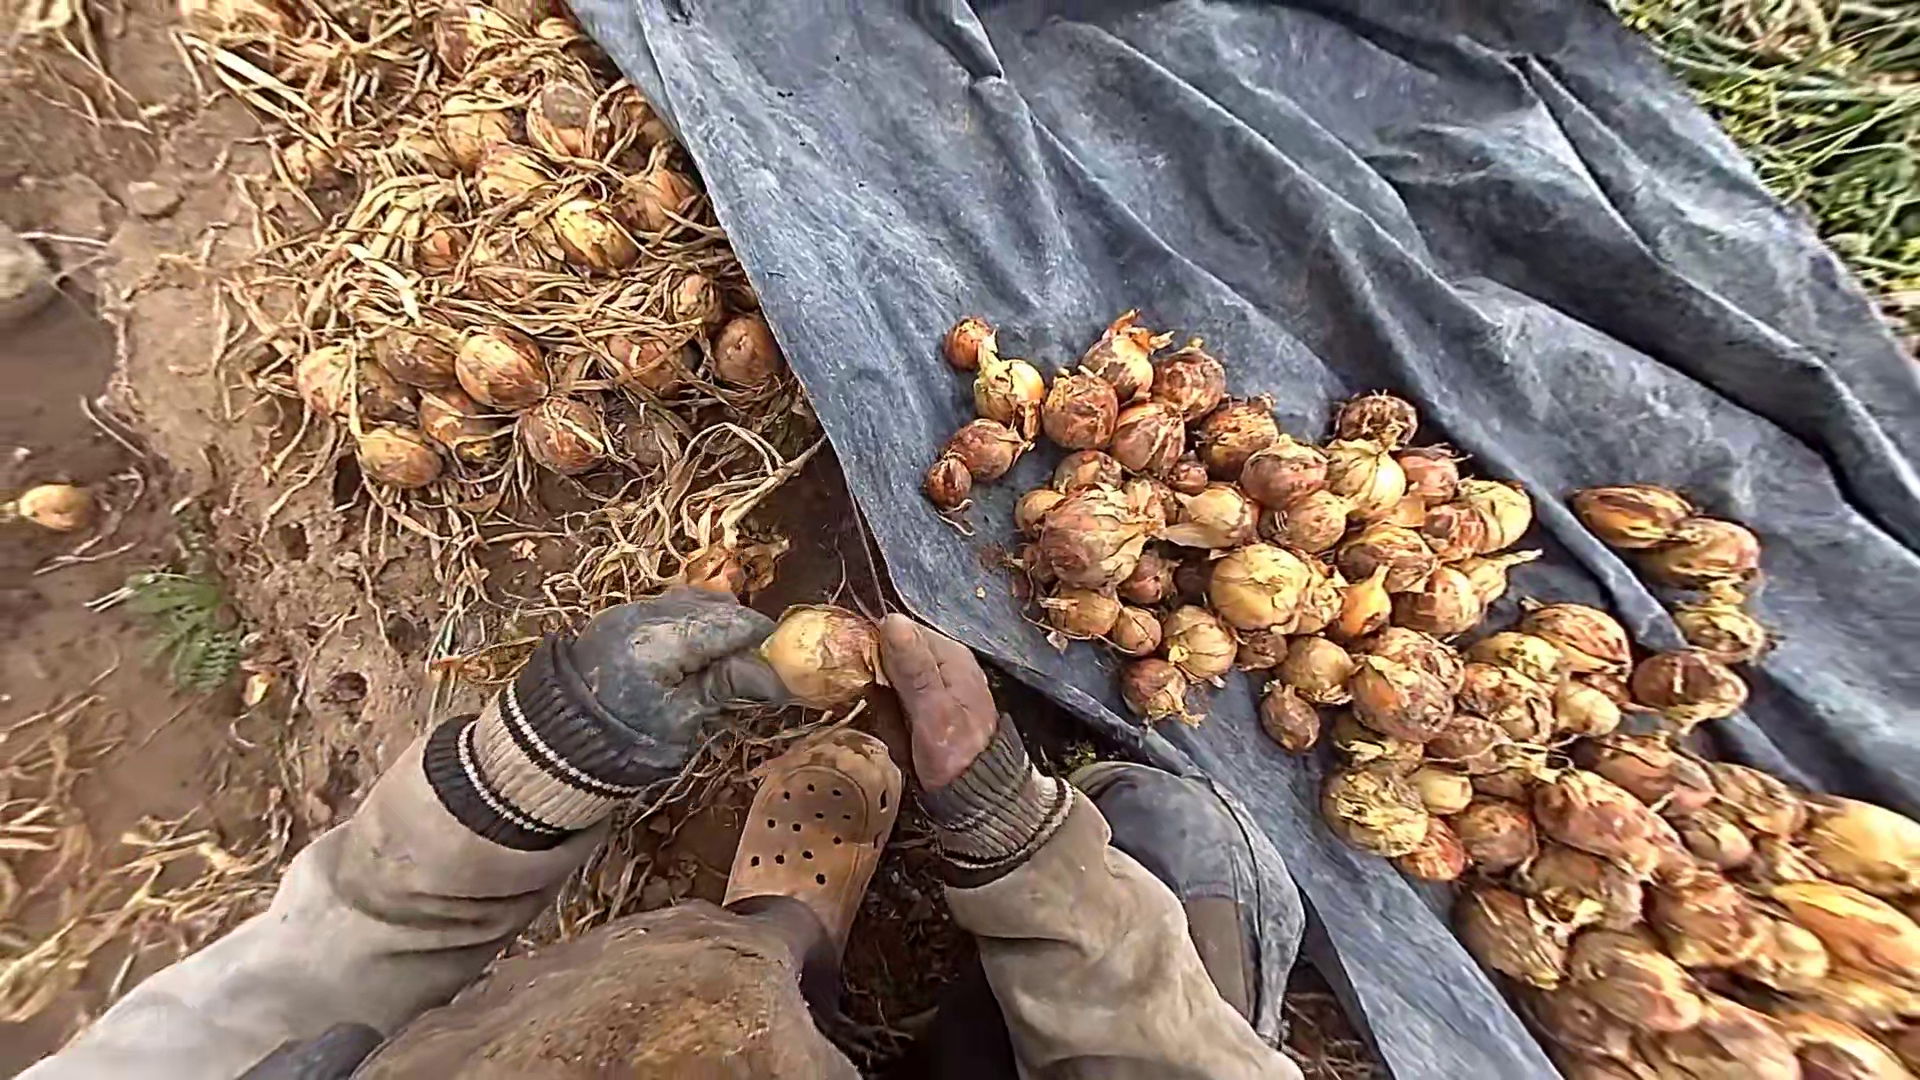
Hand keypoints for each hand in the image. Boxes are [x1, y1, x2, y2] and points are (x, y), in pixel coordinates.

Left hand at [566, 587, 787, 754]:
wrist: (553, 746)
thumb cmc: (624, 740)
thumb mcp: (683, 719)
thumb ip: (729, 684)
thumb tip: (781, 677)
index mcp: (661, 641)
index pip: (731, 624)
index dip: (763, 637)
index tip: (784, 656)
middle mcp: (646, 612)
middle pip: (717, 606)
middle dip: (745, 630)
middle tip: (760, 661)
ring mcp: (632, 608)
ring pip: (698, 600)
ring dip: (723, 622)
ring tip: (731, 657)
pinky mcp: (625, 614)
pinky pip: (675, 605)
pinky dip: (698, 620)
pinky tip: (703, 647)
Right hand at [878, 614, 996, 789]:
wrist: (979, 800)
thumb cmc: (956, 757)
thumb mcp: (932, 711)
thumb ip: (913, 667)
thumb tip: (892, 620)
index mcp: (950, 655)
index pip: (901, 631)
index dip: (877, 650)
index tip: (865, 676)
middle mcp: (946, 663)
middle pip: (895, 656)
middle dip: (882, 683)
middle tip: (886, 711)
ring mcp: (939, 686)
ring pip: (893, 682)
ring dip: (886, 705)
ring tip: (895, 729)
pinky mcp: (932, 708)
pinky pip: (900, 703)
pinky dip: (894, 719)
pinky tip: (898, 736)